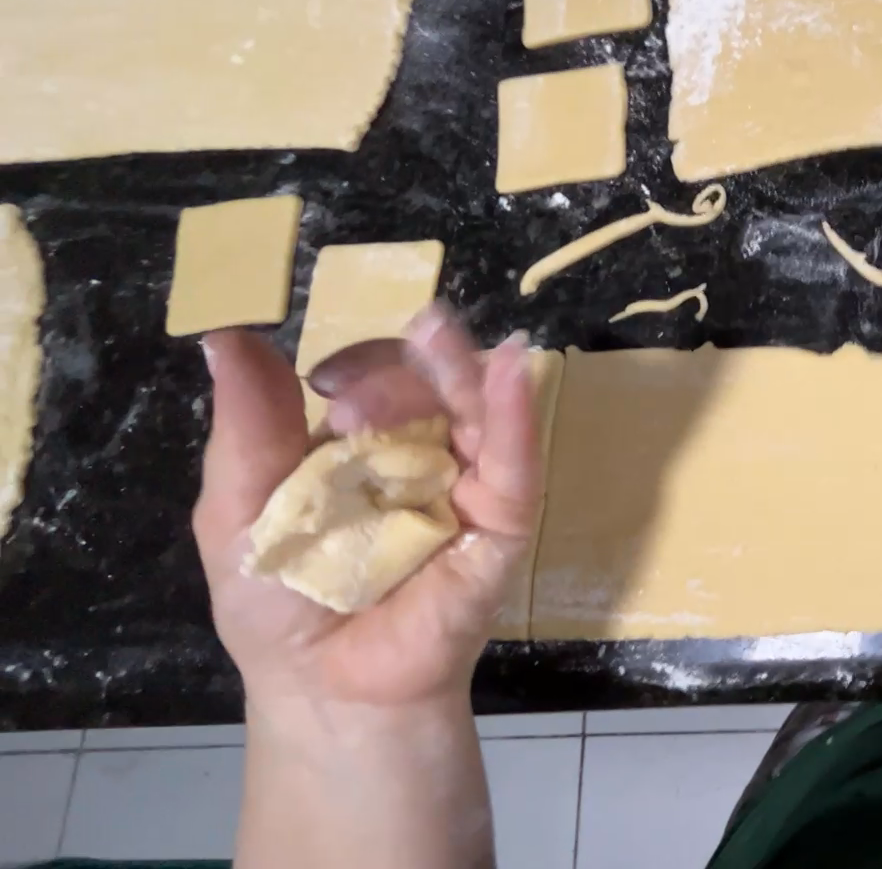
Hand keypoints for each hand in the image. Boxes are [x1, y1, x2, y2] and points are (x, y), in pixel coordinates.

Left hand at [192, 304, 539, 707]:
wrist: (331, 684)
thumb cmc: (282, 601)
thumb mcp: (243, 510)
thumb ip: (250, 429)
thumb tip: (229, 337)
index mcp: (371, 443)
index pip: (382, 379)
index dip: (360, 367)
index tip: (324, 384)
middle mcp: (431, 451)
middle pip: (435, 385)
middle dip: (403, 370)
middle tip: (355, 395)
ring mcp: (474, 480)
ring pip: (480, 408)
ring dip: (462, 366)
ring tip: (439, 332)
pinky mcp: (507, 514)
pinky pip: (516, 457)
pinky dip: (517, 410)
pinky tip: (512, 367)